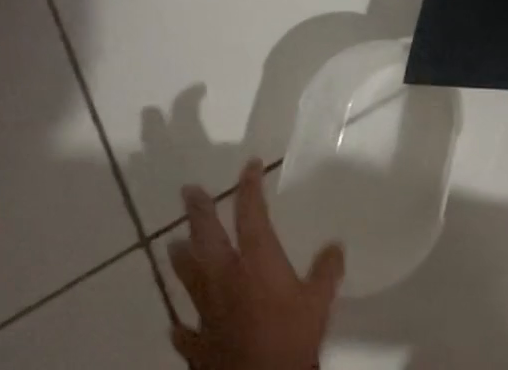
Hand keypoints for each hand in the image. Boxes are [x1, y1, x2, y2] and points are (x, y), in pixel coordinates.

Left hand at [168, 159, 344, 368]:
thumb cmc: (293, 337)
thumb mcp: (320, 300)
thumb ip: (326, 271)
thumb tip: (335, 247)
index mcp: (257, 262)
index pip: (251, 215)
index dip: (249, 188)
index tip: (250, 165)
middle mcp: (226, 279)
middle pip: (207, 238)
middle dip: (199, 212)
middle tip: (189, 191)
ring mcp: (207, 311)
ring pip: (188, 276)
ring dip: (181, 258)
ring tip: (172, 243)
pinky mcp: (198, 343)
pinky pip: (186, 329)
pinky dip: (182, 324)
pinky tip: (177, 323)